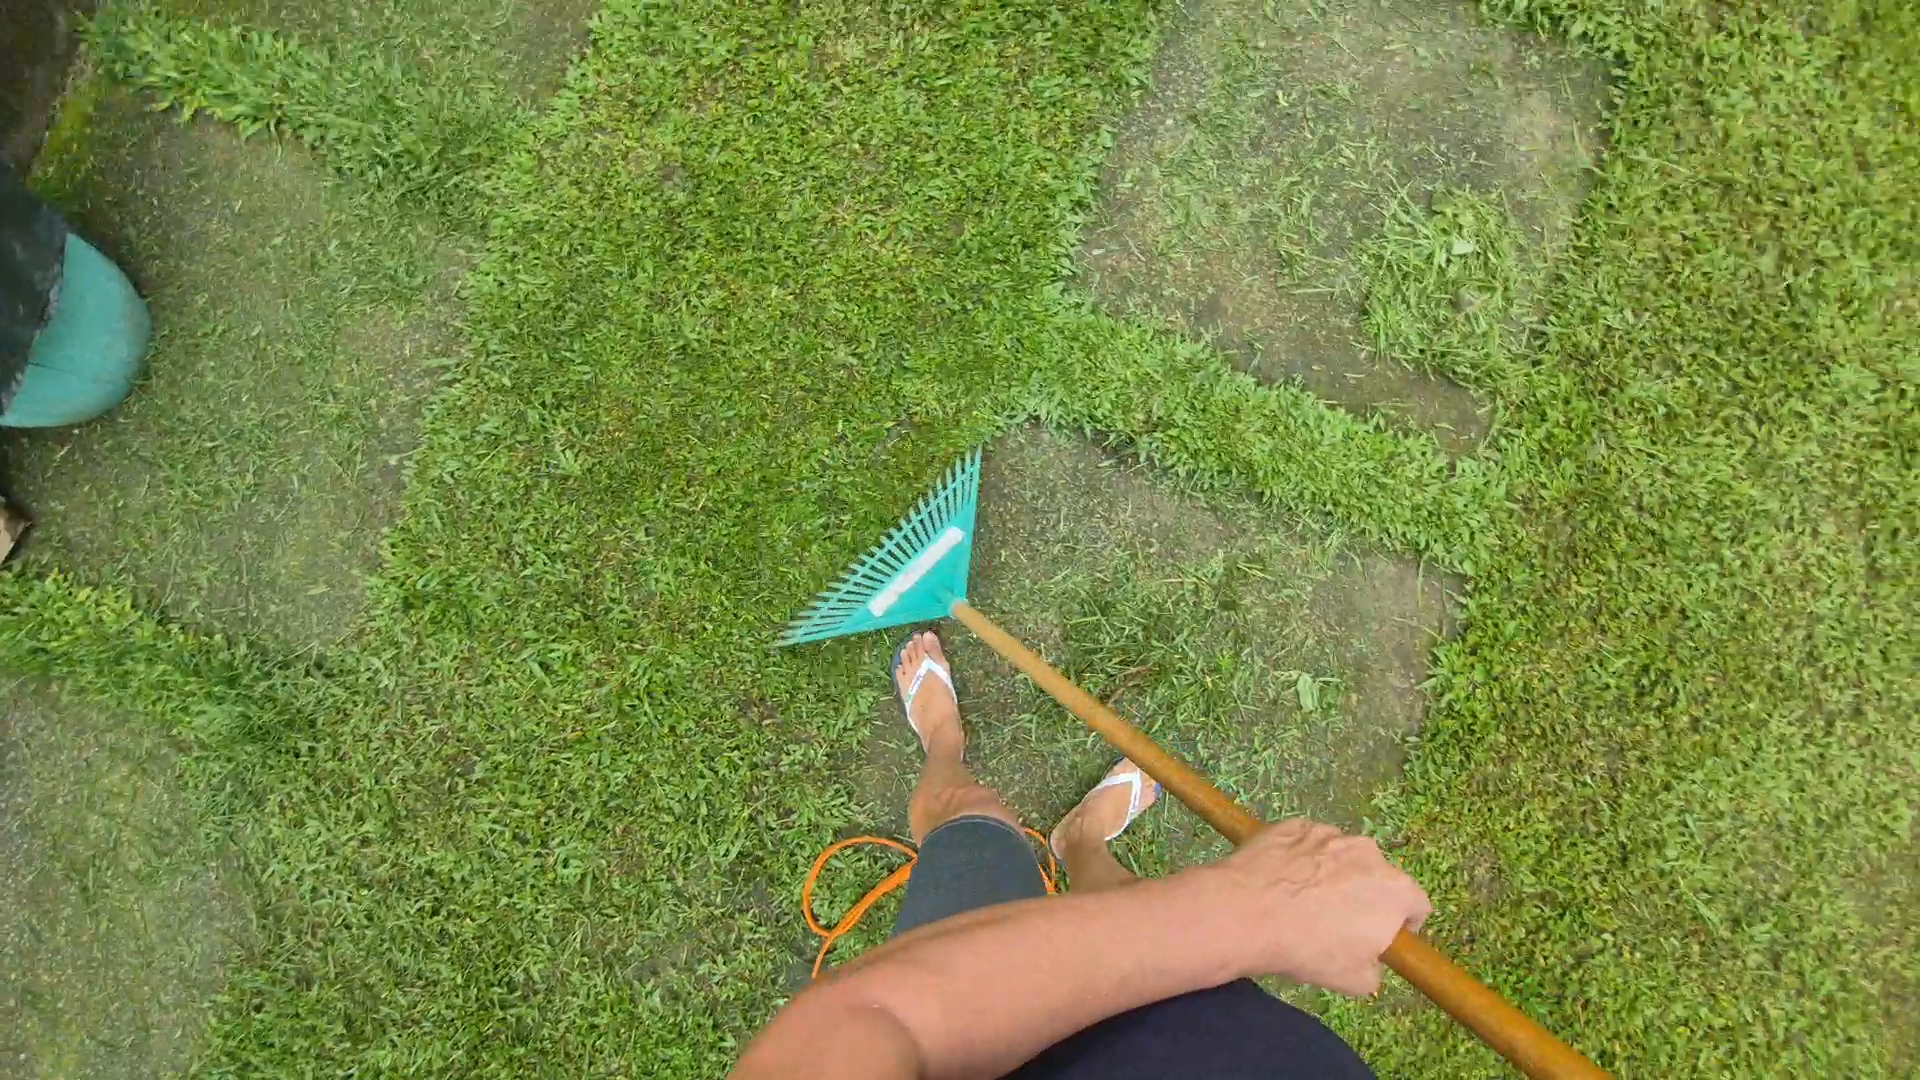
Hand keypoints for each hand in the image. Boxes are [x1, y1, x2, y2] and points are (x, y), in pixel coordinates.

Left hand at [1210, 818, 1431, 994]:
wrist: (1246, 911)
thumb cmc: (1308, 948)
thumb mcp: (1358, 979)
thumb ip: (1375, 964)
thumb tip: (1366, 954)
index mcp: (1394, 888)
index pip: (1416, 903)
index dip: (1403, 922)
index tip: (1382, 935)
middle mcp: (1365, 851)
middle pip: (1376, 874)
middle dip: (1364, 893)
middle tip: (1337, 917)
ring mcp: (1325, 832)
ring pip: (1339, 854)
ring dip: (1331, 871)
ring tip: (1301, 896)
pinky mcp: (1290, 823)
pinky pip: (1305, 841)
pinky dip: (1299, 855)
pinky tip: (1280, 876)